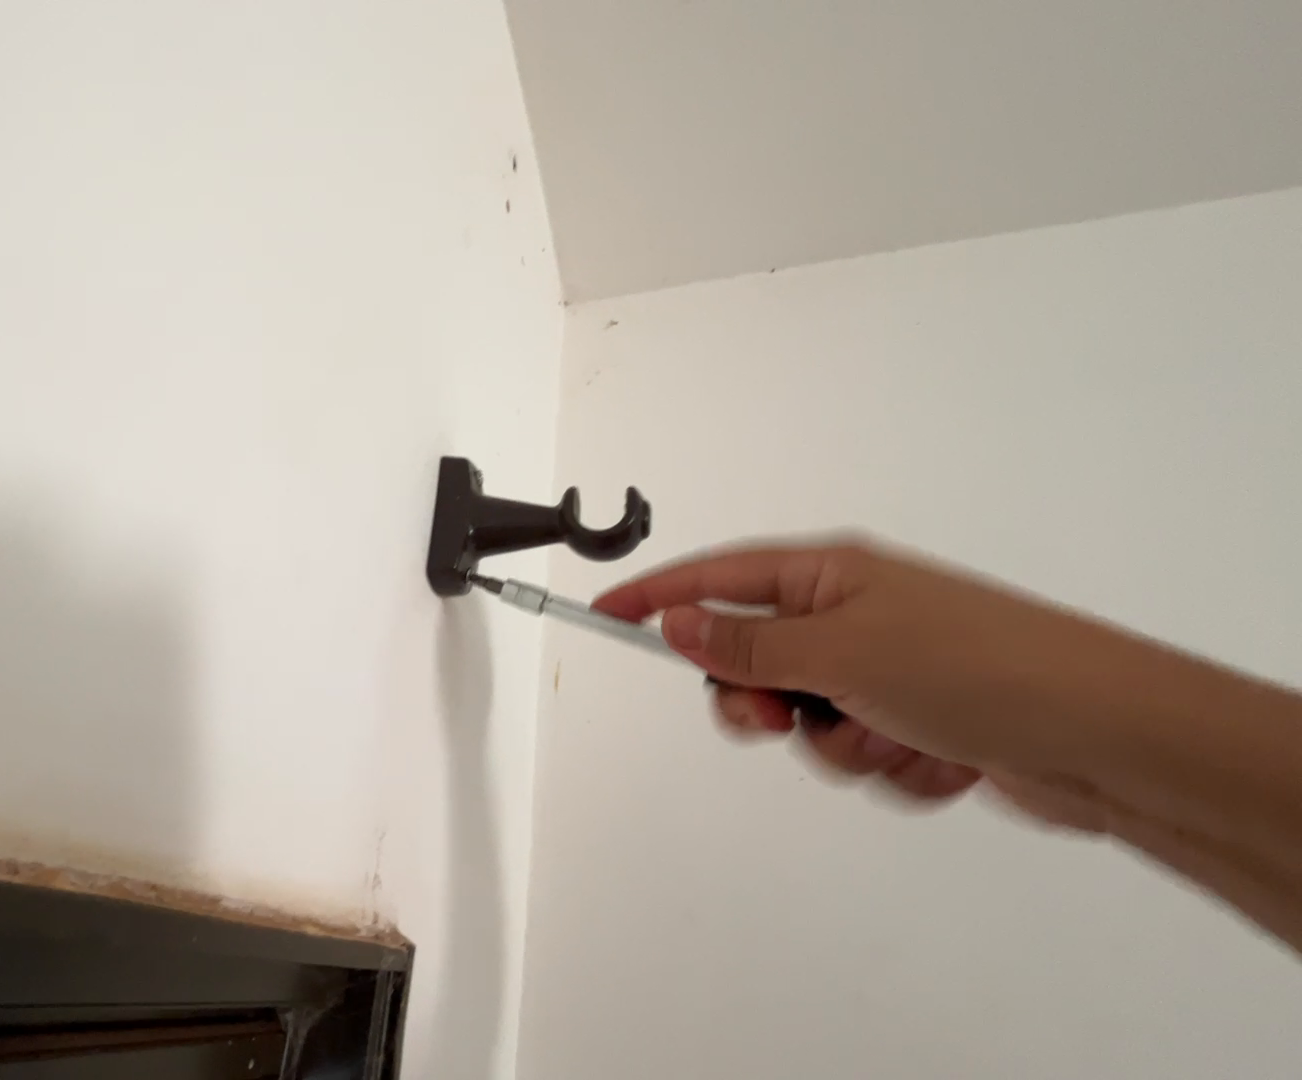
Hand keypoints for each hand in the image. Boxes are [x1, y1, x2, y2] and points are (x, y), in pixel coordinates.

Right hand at [592, 539, 1184, 815]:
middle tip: (780, 716)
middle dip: (760, 699)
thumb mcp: (835, 651)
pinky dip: (881, 761)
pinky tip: (932, 753)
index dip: (654, 597)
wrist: (1108, 740)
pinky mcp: (907, 716)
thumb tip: (673, 624)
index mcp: (825, 576)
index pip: (713, 579)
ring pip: (799, 715)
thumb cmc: (975, 667)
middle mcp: (845, 615)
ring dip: (833, 739)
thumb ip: (743, 644)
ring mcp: (877, 667)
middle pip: (750, 657)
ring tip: (890, 735)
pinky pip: (851, 746)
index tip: (604, 613)